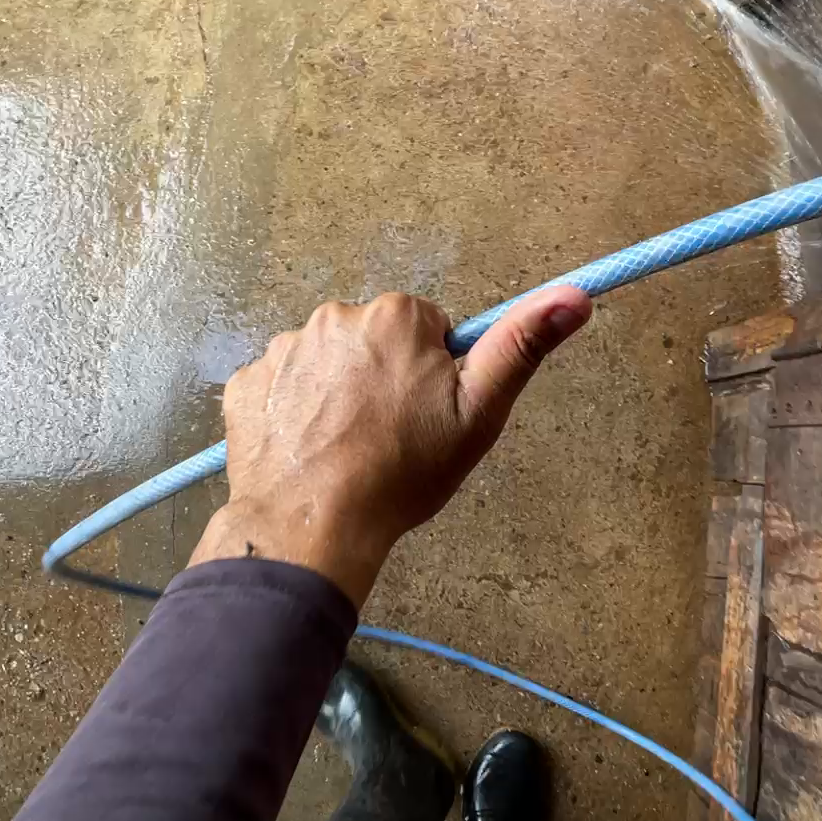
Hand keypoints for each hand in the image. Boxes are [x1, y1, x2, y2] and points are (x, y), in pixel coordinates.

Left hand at [189, 288, 592, 605]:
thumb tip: (575, 294)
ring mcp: (282, 348)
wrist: (314, 526)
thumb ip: (521, 346)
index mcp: (395, 316)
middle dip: (383, 374)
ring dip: (337, 389)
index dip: (431, 371)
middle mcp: (334, 315)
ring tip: (346, 446)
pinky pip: (283, 384)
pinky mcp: (246, 382)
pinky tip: (307, 447)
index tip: (424, 412)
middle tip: (387, 433)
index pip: (425, 327)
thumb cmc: (403, 471)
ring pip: (327, 361)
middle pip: (373, 339)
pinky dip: (295, 407)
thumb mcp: (479, 413)